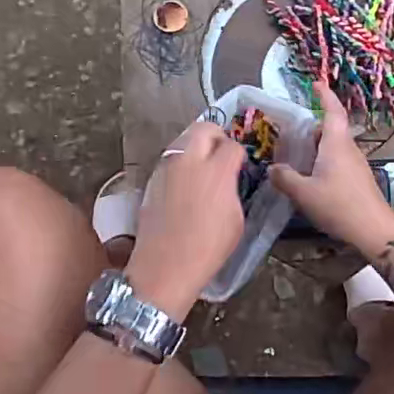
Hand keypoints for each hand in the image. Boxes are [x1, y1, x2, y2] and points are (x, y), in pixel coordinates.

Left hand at [125, 122, 244, 316]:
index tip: (241, 166)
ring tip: (203, 166)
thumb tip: (229, 180)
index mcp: (216, 171)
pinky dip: (181, 161)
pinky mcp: (152, 177)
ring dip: (196, 146)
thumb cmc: (208, 248)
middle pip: (204, 128)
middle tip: (222, 152)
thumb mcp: (236, 220)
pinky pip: (170, 158)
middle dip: (217, 136)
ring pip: (183, 139)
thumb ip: (232, 190)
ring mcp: (167, 167)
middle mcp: (189, 160)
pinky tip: (186, 181)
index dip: (240, 154)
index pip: (232, 145)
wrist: (164, 265)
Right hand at [271, 81, 393, 256]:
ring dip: (316, 148)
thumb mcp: (303, 193)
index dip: (325, 95)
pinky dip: (322, 162)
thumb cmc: (339, 206)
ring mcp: (355, 165)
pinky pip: (337, 162)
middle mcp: (348, 149)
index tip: (315, 84)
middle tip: (291, 136)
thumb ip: (285, 178)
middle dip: (312, 129)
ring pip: (333, 147)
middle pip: (330, 129)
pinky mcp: (358, 180)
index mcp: (336, 144)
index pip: (333, 111)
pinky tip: (310, 180)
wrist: (374, 231)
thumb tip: (273, 169)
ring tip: (296, 160)